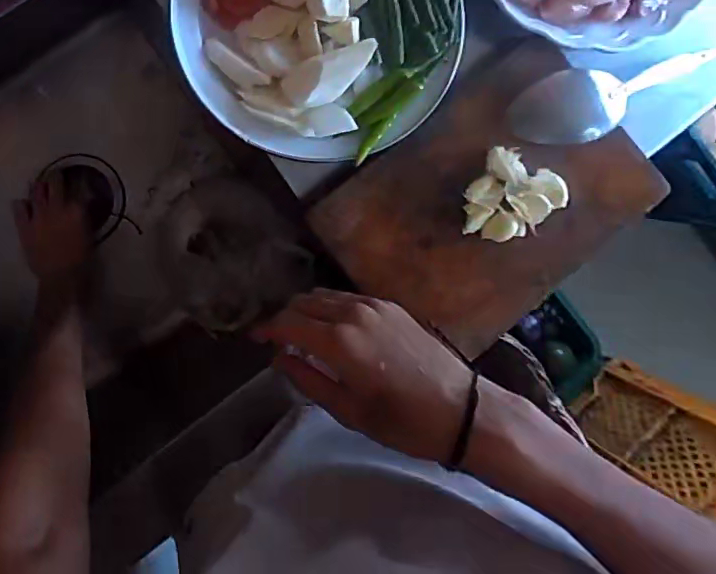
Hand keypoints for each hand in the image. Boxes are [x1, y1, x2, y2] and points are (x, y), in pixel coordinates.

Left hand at [13, 172, 93, 284]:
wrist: (60, 277)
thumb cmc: (80, 257)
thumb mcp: (89, 232)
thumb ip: (84, 213)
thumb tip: (85, 201)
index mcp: (76, 208)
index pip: (79, 185)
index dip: (79, 180)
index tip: (80, 178)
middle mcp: (57, 207)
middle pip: (55, 182)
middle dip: (56, 176)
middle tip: (56, 175)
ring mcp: (38, 216)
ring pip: (36, 192)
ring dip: (38, 187)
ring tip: (38, 185)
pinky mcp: (25, 226)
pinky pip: (19, 209)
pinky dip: (21, 204)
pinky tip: (23, 204)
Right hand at [250, 289, 473, 463]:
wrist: (461, 409)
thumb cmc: (403, 421)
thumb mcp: (349, 411)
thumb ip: (308, 380)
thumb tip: (280, 358)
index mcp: (339, 340)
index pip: (289, 322)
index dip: (267, 328)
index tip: (254, 337)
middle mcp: (352, 312)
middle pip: (303, 302)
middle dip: (284, 316)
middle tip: (276, 338)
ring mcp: (373, 304)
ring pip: (325, 295)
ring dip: (306, 309)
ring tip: (301, 332)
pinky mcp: (389, 304)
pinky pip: (347, 297)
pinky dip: (330, 306)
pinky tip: (332, 327)